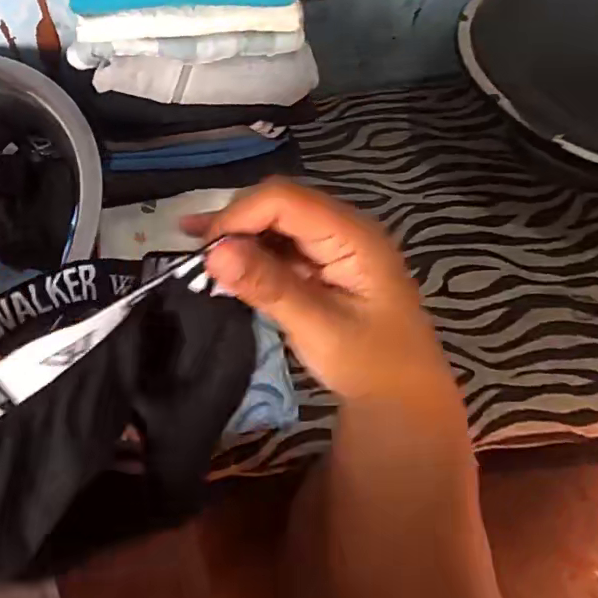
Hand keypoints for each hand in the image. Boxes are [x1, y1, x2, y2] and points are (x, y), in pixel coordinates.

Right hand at [184, 177, 450, 404]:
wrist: (404, 397)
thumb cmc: (371, 365)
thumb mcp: (318, 328)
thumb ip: (268, 285)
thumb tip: (213, 253)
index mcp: (352, 235)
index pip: (284, 200)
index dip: (239, 216)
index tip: (207, 252)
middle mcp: (341, 226)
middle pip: (276, 201)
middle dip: (234, 221)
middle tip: (197, 256)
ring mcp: (330, 241)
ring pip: (272, 217)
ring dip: (236, 232)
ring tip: (194, 248)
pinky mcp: (319, 258)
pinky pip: (277, 240)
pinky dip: (247, 247)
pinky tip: (216, 254)